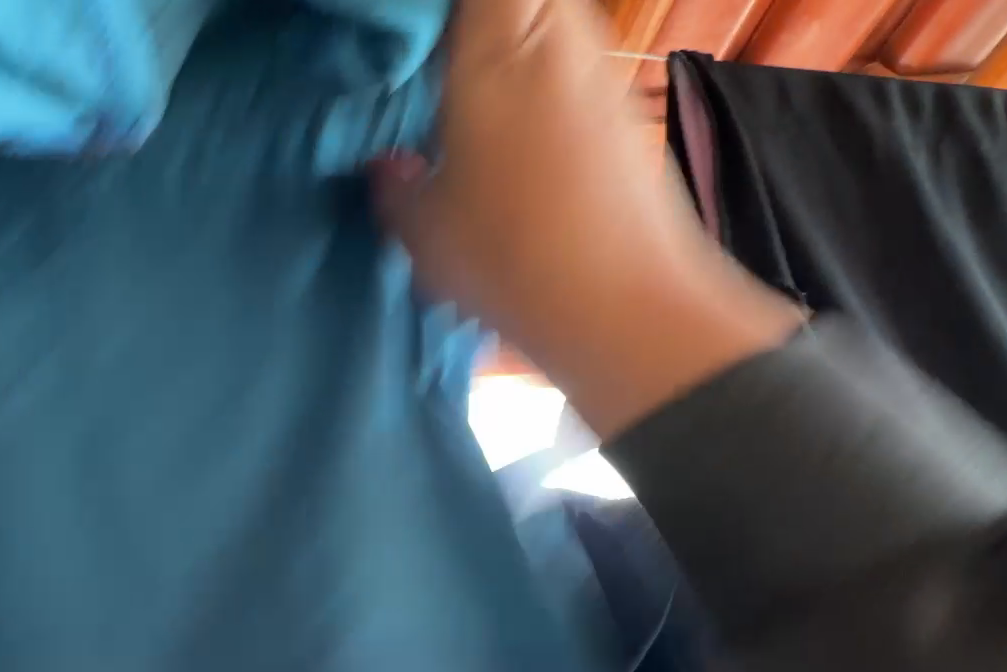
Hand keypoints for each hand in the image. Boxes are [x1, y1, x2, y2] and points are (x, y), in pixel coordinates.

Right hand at [377, 0, 800, 435]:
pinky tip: (502, 140)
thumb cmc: (510, 259)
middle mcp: (558, 37)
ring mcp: (597, 71)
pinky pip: (563, 66)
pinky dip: (530, 82)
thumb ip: (394, 187)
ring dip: (499, 50)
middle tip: (418, 69)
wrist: (621, 307)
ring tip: (452, 101)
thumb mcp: (423, 231)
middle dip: (462, 26)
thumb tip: (385, 167)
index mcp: (499, 46)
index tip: (404, 42)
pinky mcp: (618, 113)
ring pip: (543, 23)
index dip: (433, 14)